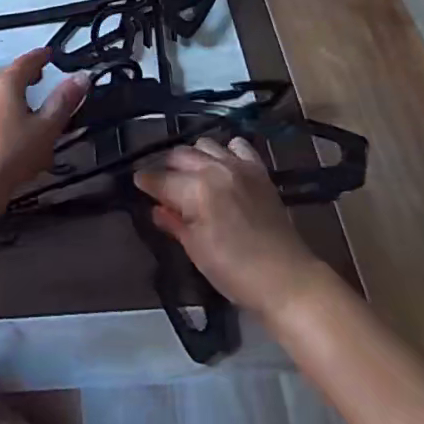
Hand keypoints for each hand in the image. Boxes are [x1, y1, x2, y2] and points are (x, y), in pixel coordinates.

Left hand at [0, 48, 89, 202]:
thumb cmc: (7, 158)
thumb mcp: (47, 128)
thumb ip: (65, 100)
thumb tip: (80, 79)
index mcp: (4, 84)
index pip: (26, 61)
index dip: (41, 57)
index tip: (47, 54)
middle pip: (8, 76)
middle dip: (26, 77)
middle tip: (40, 78)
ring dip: (11, 97)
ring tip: (26, 109)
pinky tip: (3, 130)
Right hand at [134, 138, 325, 312]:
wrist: (286, 278)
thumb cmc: (235, 272)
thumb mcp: (196, 251)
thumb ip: (174, 223)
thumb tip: (156, 209)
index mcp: (196, 190)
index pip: (160, 178)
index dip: (144, 181)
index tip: (137, 182)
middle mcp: (215, 169)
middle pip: (180, 155)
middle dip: (166, 167)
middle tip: (161, 185)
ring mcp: (239, 165)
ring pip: (204, 144)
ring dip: (193, 157)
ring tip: (190, 176)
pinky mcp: (258, 169)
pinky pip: (236, 145)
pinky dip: (224, 151)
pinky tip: (221, 167)